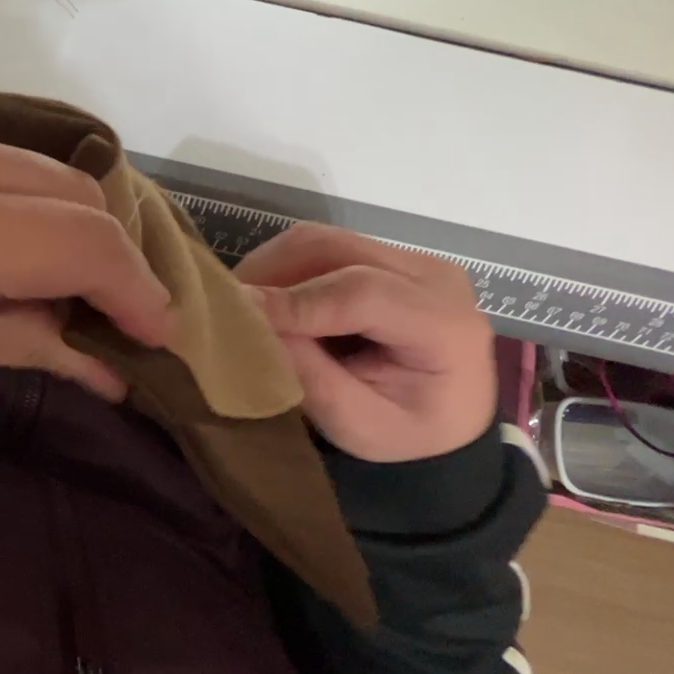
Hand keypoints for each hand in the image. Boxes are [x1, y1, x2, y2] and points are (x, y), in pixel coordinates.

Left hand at [0, 101, 171, 400]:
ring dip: (62, 217)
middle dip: (106, 251)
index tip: (155, 330)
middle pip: (75, 190)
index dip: (135, 288)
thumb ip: (34, 346)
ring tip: (50, 267)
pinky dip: (14, 190)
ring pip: (38, 164)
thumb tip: (118, 371)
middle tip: (106, 302)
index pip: (82, 243)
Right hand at [234, 223, 495, 462]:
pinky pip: (318, 246)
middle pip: (333, 251)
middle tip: (229, 309)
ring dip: (270, 268)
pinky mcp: (382, 255)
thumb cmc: (404, 432)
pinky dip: (281, 268)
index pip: (361, 293)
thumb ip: (309, 376)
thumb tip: (250, 324)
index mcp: (444, 326)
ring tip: (245, 306)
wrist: (443, 423)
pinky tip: (270, 300)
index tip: (236, 315)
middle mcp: (431, 277)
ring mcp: (407, 259)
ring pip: (318, 240)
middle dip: (271, 274)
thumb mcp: (358, 425)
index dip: (294, 301)